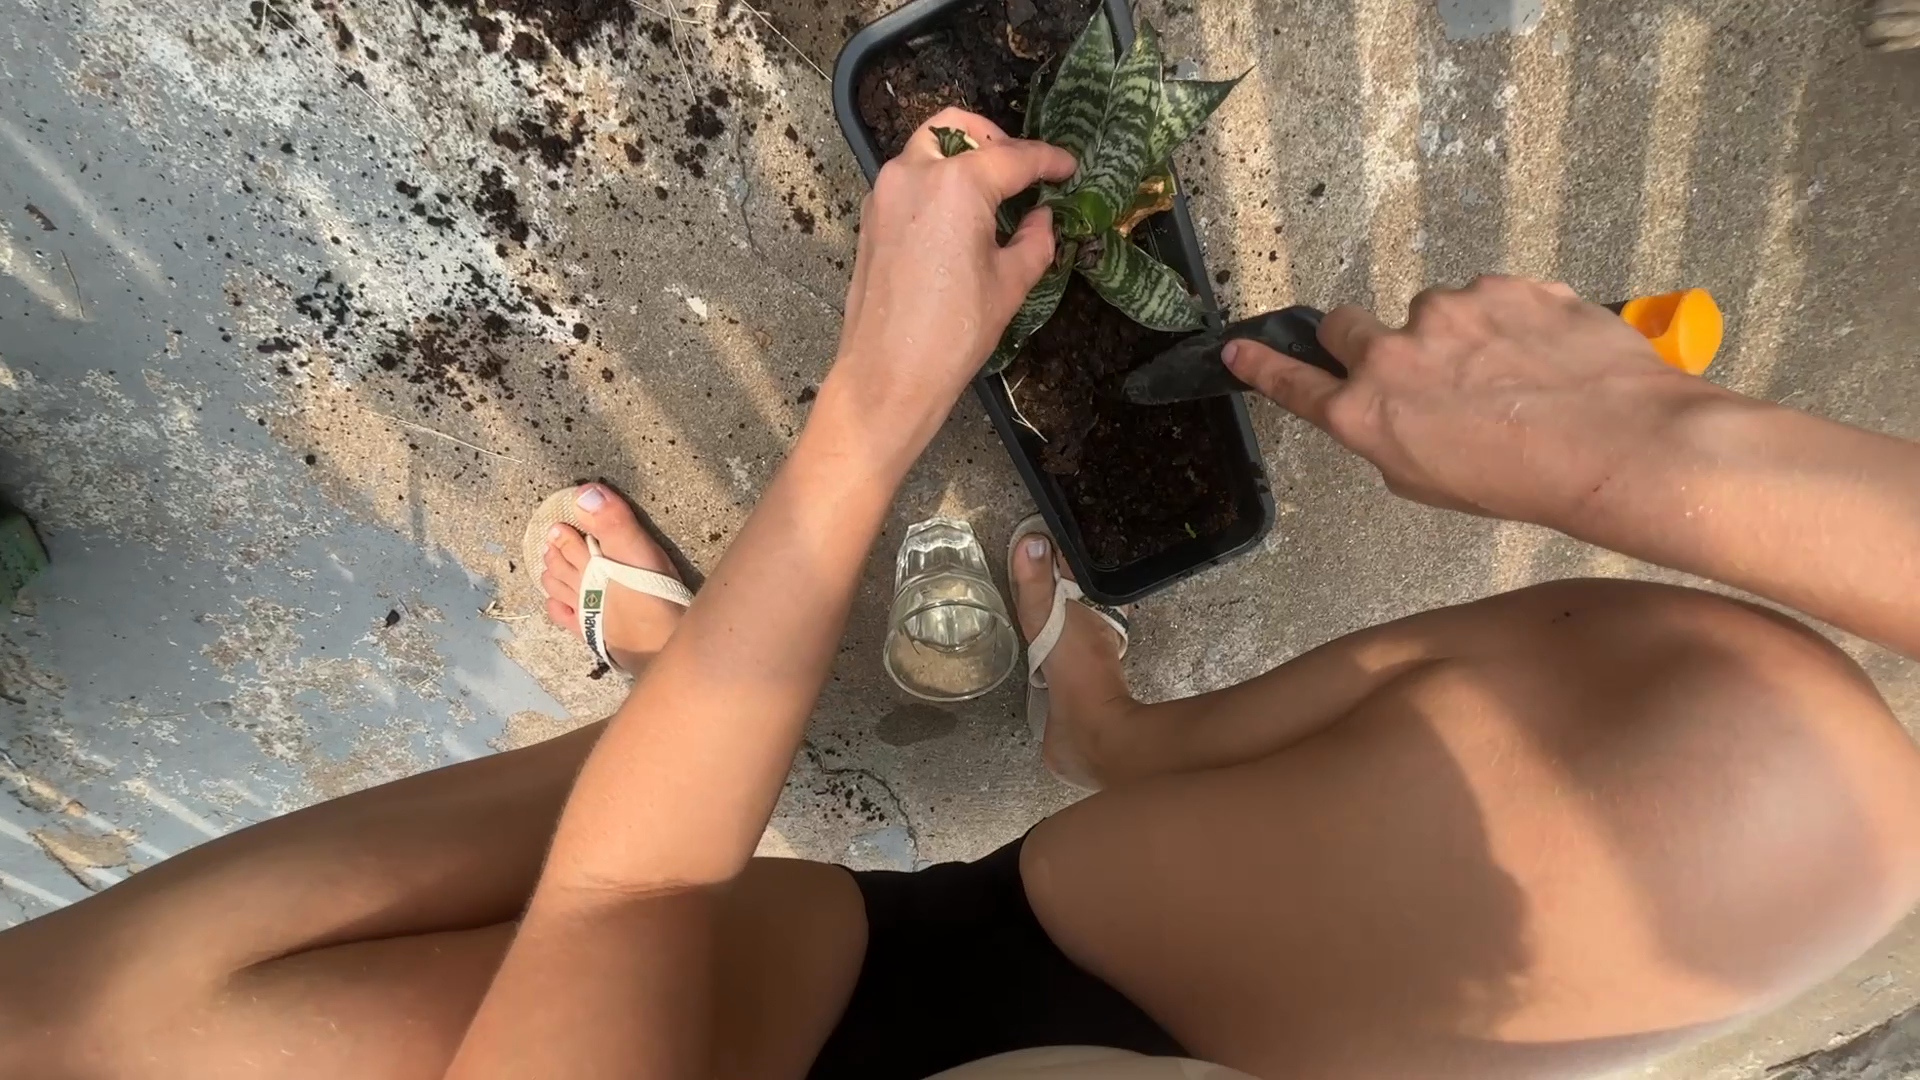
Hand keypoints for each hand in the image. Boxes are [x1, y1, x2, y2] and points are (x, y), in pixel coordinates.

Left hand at [826, 108, 1076, 433]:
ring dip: (959, 159)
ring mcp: (884, 195)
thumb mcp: (1009, 287)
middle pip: (957, 129)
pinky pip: (906, 182)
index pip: (1014, 158)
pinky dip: (933, 183)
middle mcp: (913, 175)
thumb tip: (1043, 219)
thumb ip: (1035, 242)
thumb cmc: (953, 335)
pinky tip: (954, 220)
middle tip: (1019, 171)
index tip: (1068, 168)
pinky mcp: (869, 221)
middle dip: (994, 139)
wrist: (888, 376)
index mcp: (957, 185)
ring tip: (988, 196)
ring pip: (925, 150)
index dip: (1048, 161)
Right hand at [1222, 275, 1730, 528]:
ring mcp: (1446, 312)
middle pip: (1345, 325)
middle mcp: (1388, 355)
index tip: (1235, 348)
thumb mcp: (1420, 479)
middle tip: (1413, 365)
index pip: (1291, 383)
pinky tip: (1540, 353)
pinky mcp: (1506, 286)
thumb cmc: (1512, 483)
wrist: (1621, 446)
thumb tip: (1390, 403)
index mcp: (1362, 413)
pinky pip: (1487, 297)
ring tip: (1506, 371)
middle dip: (1364, 340)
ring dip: (1451, 334)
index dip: (1259, 366)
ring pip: (1429, 312)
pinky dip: (1502, 319)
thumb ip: (1383, 433)